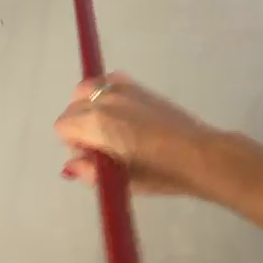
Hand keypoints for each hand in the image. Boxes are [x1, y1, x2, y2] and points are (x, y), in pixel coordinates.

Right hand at [55, 73, 239, 200]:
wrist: (199, 155)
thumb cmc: (162, 173)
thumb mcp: (122, 181)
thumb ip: (90, 172)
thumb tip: (71, 166)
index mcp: (97, 123)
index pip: (63, 125)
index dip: (73, 143)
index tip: (92, 156)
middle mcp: (105, 100)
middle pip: (72, 106)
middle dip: (79, 126)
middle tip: (102, 146)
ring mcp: (121, 88)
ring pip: (87, 90)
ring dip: (89, 107)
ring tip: (109, 127)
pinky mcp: (137, 85)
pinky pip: (107, 81)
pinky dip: (105, 94)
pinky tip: (121, 112)